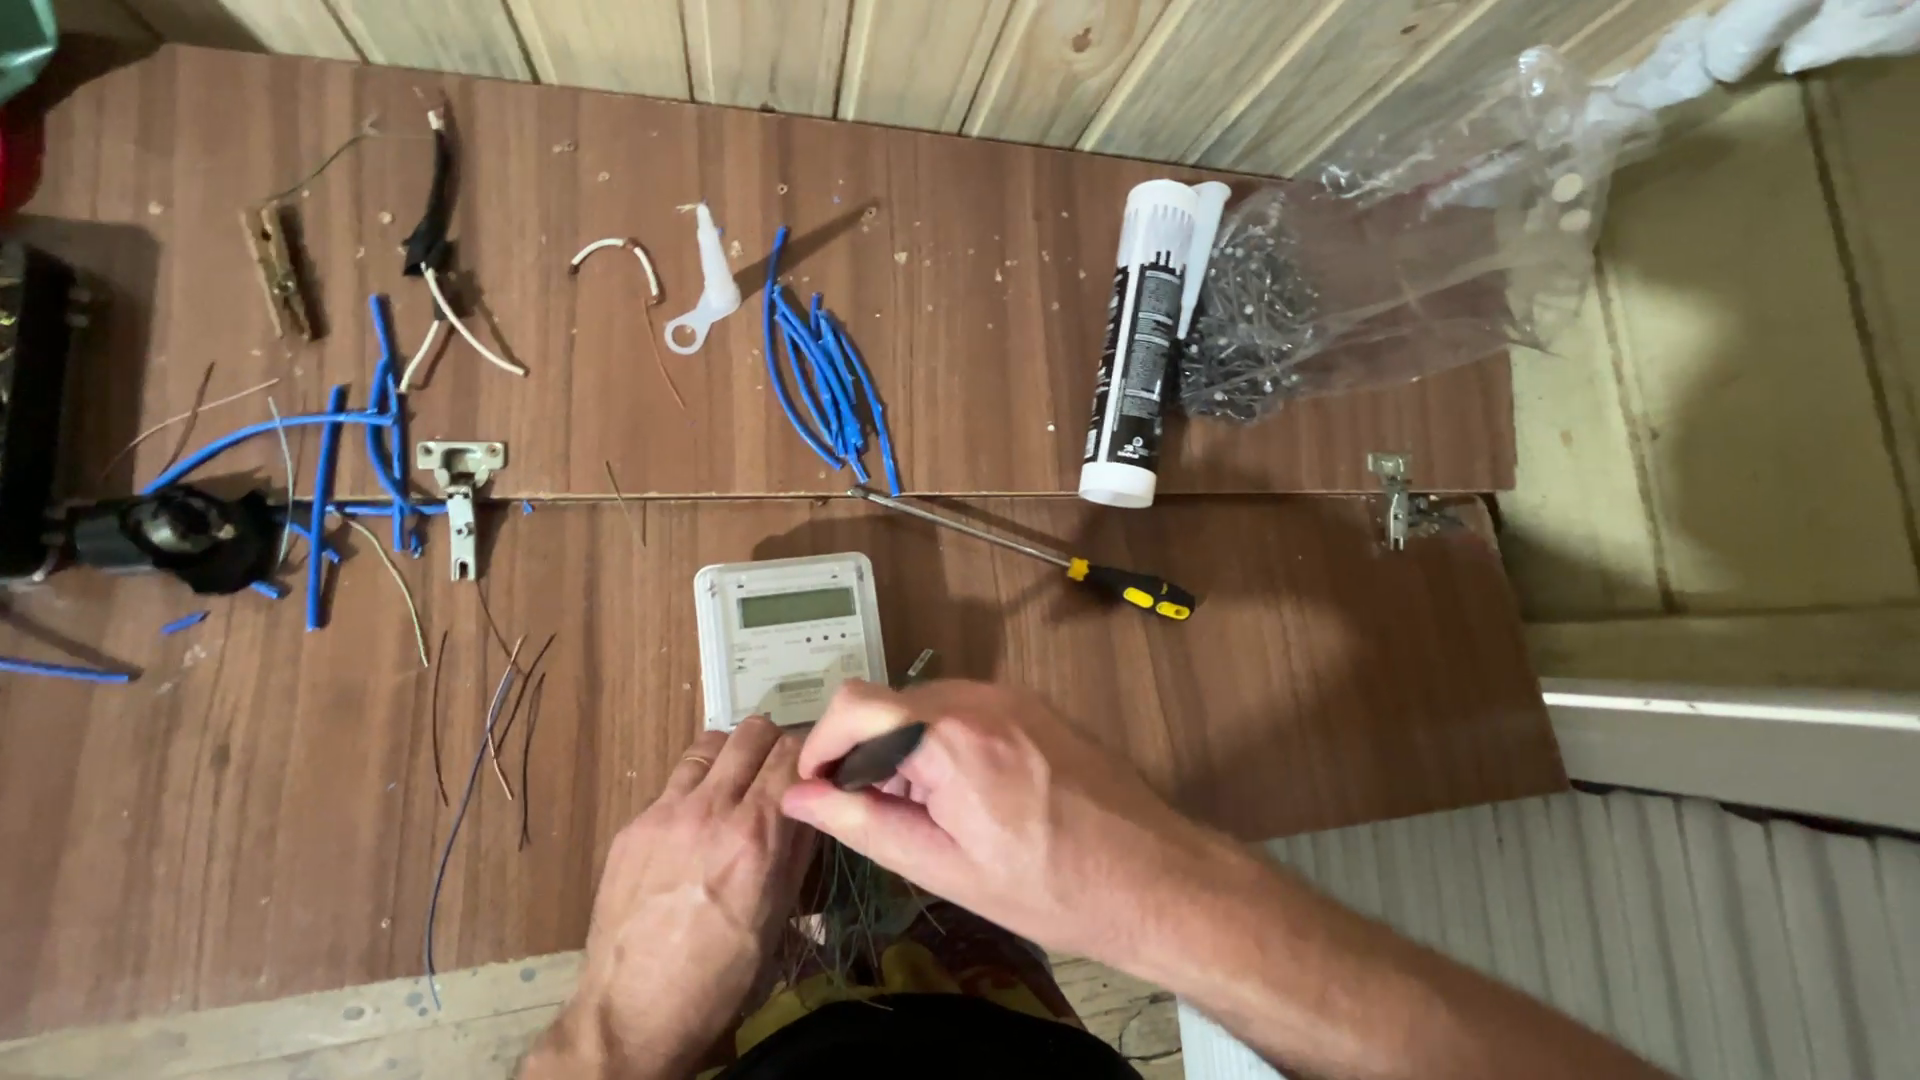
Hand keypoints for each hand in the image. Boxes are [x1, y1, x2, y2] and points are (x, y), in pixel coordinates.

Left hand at [522, 718, 814, 1079]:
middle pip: (752, 732)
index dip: (809, 754)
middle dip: (774, 742)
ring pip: (710, 744)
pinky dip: (697, 787)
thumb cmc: (723, 975)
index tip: (813, 767)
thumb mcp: (779, 914)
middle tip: (777, 770)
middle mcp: (711, 810)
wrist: (633, 1013)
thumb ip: (798, 847)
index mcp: (755, 836)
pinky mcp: (633, 826)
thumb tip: (811, 804)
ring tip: (736, 784)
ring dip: (732, 755)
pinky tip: (697, 823)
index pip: (792, 753)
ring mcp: (665, 813)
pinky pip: (675, 782)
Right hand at [781, 679, 1234, 964]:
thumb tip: (799, 797)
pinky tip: (965, 792)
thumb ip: (864, 822)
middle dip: (863, 751)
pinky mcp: (1032, 703)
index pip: (852, 706)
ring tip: (926, 810)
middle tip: (877, 813)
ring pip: (922, 703)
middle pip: (886, 701)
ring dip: (903, 746)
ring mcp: (1010, 694)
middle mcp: (977, 697)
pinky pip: (963, 707)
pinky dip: (941, 739)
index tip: (819, 790)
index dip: (821, 745)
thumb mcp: (944, 867)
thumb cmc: (1049, 887)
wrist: (1154, 876)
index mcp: (949, 737)